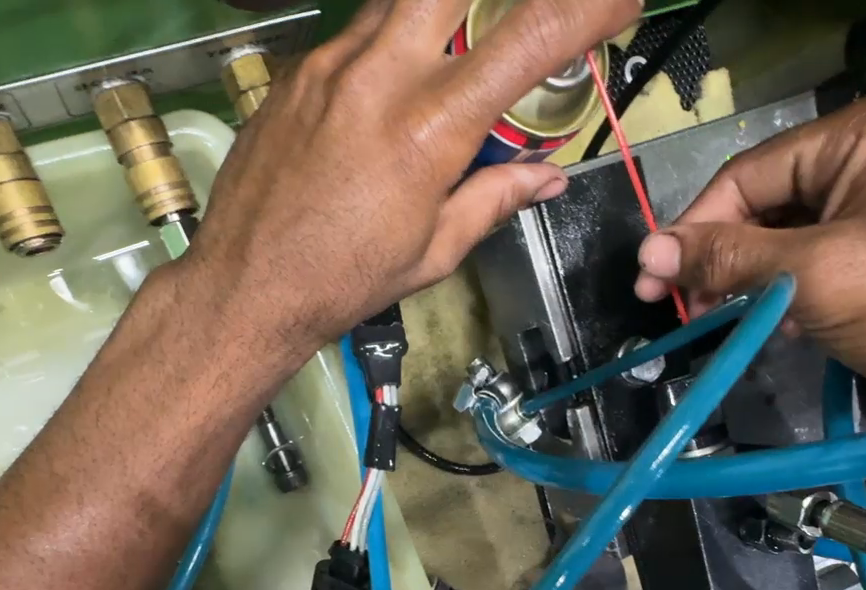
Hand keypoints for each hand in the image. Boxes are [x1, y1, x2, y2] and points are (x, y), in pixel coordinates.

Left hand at [178, 0, 641, 362]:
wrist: (248, 285)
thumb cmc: (346, 281)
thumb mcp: (434, 251)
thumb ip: (495, 198)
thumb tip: (548, 178)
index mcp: (429, 131)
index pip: (528, 40)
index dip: (587, 9)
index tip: (618, 2)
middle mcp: (380, 75)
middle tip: (513, 25)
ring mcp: (330, 64)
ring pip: (402, 1)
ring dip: (439, 17)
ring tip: (446, 71)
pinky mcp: (296, 70)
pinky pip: (357, 32)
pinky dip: (388, 46)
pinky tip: (386, 97)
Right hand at [632, 86, 865, 414]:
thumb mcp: (814, 275)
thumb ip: (728, 259)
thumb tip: (646, 253)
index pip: (751, 173)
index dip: (696, 226)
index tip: (655, 278)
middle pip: (765, 207)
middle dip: (725, 261)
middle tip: (683, 308)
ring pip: (783, 241)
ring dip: (753, 284)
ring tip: (735, 323)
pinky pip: (811, 265)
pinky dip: (785, 296)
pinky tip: (781, 327)